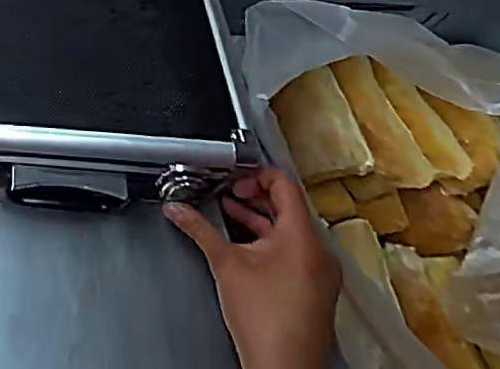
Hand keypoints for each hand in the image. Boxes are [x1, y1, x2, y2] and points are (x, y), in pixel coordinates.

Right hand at [166, 167, 340, 368]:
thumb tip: (177, 210)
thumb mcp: (225, 264)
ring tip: (234, 212)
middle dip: (256, 195)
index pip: (284, 184)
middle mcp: (319, 251)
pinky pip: (298, 250)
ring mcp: (322, 272)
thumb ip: (200, 229)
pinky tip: (249, 244)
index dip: (257, 176)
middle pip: (289, 205)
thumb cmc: (264, 323)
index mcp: (301, 237)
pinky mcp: (318, 288)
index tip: (236, 181)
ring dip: (262, 217)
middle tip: (231, 192)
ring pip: (293, 228)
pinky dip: (274, 240)